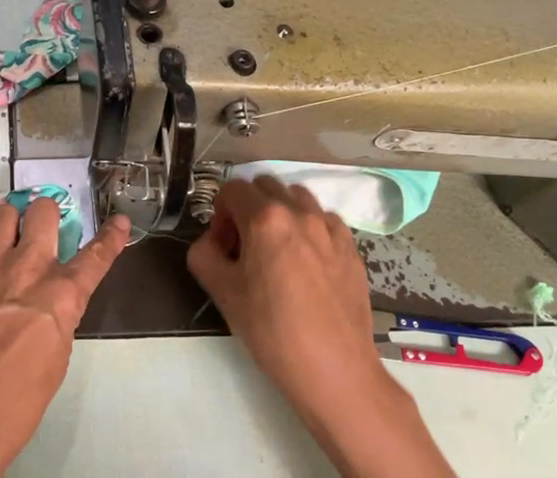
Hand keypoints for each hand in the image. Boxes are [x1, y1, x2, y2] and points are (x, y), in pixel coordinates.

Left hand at [0, 197, 129, 477]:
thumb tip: (50, 299)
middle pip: (43, 211)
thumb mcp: (57, 356)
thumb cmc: (18, 400)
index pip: (96, 255)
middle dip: (45, 217)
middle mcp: (28, 266)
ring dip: (7, 226)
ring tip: (2, 246)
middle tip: (39, 233)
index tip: (119, 221)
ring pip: (3, 212)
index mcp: (62, 294)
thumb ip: (58, 314)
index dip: (111, 237)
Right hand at [187, 177, 453, 477]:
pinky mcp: (352, 249)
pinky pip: (325, 221)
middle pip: (265, 186)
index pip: (232, 189)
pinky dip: (310, 229)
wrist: (334, 370)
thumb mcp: (221, 291)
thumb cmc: (272, 330)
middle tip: (246, 246)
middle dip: (249, 207)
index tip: (223, 245)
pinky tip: (307, 264)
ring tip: (278, 251)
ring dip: (281, 213)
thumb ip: (204, 252)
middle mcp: (300, 212)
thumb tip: (213, 241)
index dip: (220, 213)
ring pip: (298, 198)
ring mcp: (330, 229)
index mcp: (265, 218)